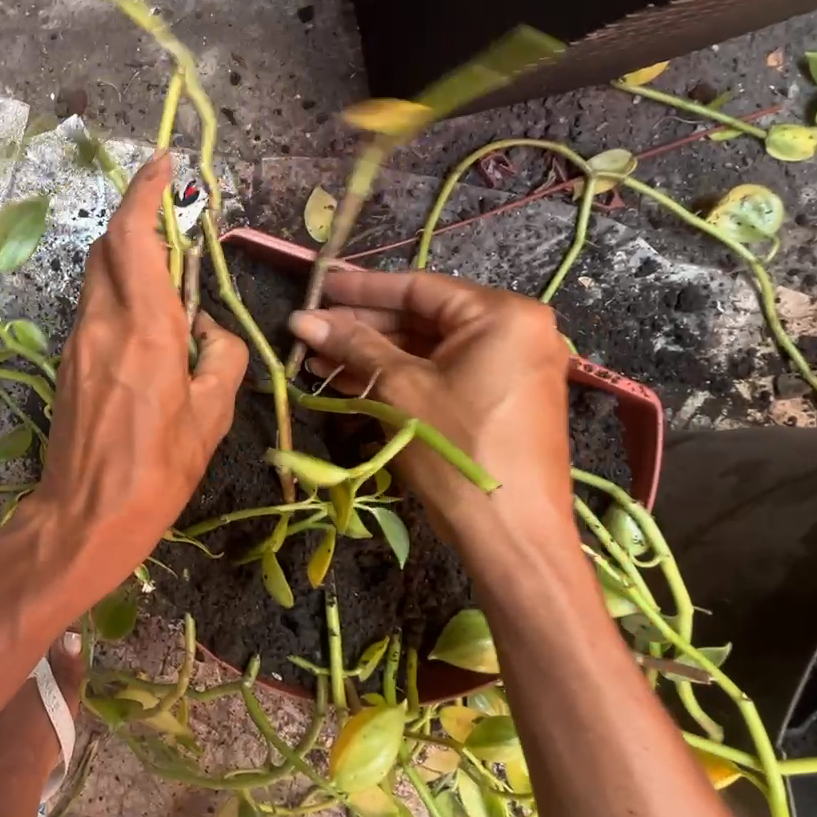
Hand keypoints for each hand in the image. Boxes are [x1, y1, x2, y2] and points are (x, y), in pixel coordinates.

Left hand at [32, 152, 247, 580]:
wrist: (83, 515)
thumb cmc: (157, 471)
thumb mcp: (212, 417)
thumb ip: (219, 356)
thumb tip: (206, 328)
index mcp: (144, 329)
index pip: (132, 236)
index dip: (143, 191)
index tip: (159, 163)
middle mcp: (102, 324)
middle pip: (107, 247)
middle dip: (137, 224)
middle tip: (176, 233)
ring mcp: (76, 343)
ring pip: (97, 278)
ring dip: (128, 265)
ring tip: (170, 293)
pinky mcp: (66, 364)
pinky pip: (93, 312)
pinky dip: (119, 300)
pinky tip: (147, 336)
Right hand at [287, 270, 570, 542]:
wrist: (510, 530)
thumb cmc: (456, 447)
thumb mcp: (397, 388)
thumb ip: (352, 346)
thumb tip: (301, 319)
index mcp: (502, 315)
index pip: (419, 287)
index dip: (361, 289)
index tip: (317, 287)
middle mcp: (515, 330)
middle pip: (422, 316)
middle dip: (361, 326)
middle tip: (310, 332)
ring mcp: (509, 366)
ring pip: (426, 347)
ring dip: (371, 353)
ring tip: (317, 359)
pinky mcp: (498, 397)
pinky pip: (440, 372)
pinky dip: (397, 374)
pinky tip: (348, 380)